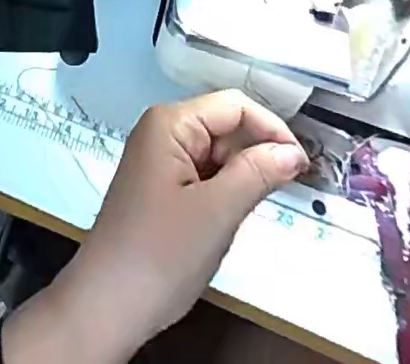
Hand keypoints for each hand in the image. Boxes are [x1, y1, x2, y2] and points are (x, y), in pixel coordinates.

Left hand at [50, 90, 308, 359]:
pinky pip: (202, 172)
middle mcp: (162, 130)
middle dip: (256, 152)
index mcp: (170, 122)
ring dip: (241, 174)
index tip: (302, 164)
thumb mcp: (217, 211)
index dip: (271, 128)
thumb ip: (257, 173)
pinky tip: (229, 215)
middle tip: (286, 190)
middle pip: (224, 125)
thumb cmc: (160, 253)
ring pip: (216, 151)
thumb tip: (293, 151)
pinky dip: (223, 188)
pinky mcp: (160, 183)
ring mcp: (158, 157)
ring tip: (252, 207)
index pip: (233, 106)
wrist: (106, 304)